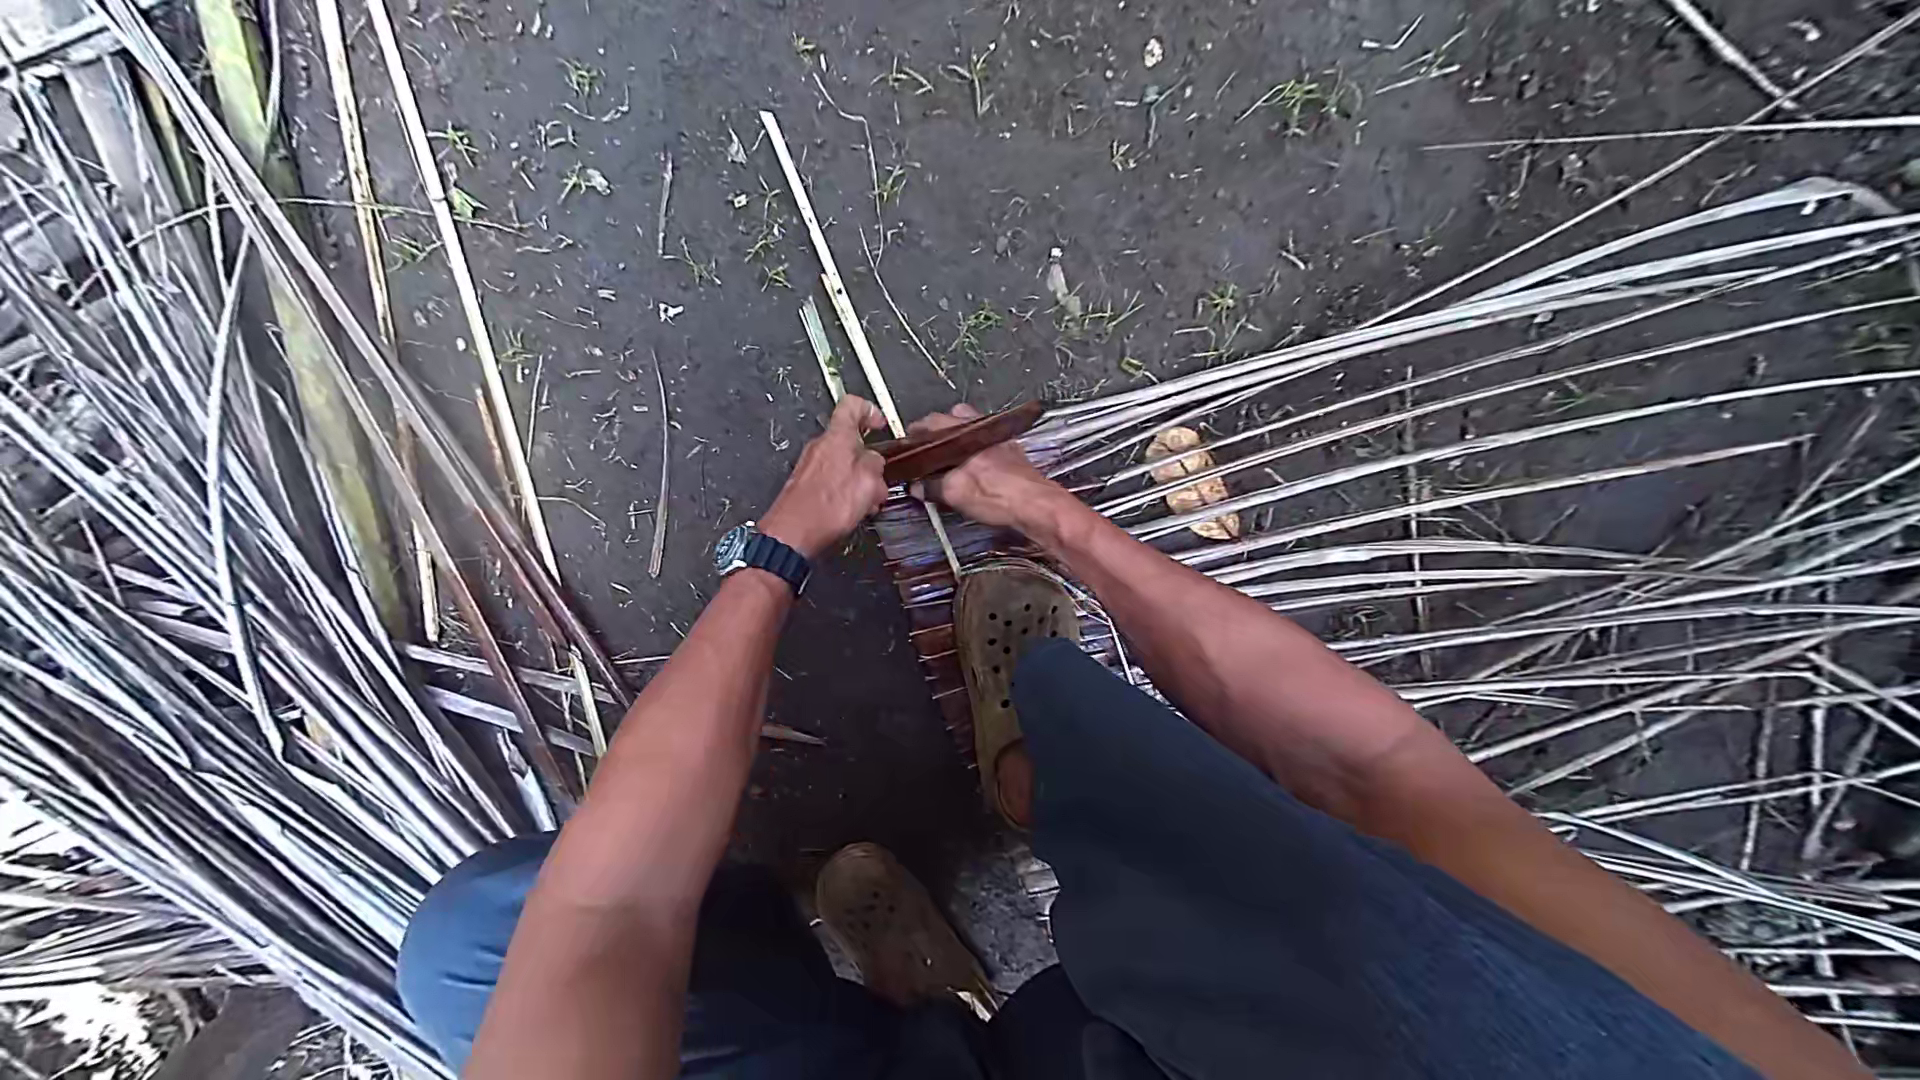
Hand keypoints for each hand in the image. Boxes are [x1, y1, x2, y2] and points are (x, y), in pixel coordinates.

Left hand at [759, 396, 889, 558]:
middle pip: (850, 441)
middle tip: (878, 477)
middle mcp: (819, 447)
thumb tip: (875, 461)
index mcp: (837, 437)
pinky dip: (844, 492)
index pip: (852, 406)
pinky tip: (849, 511)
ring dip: (858, 480)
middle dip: (868, 460)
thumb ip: (876, 464)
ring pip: (842, 464)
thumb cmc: (825, 507)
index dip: (870, 410)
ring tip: (866, 501)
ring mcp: (810, 466)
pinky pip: (831, 481)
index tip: (879, 422)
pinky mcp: (805, 485)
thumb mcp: (869, 481)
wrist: (793, 533)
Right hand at [907, 404, 1067, 531]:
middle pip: (953, 420)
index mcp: (964, 433)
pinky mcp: (1012, 454)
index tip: (908, 442)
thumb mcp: (953, 493)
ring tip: (949, 462)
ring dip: (958, 442)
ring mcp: (1000, 440)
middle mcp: (983, 430)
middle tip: (928, 450)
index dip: (916, 432)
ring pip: (971, 432)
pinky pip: (987, 445)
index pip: (932, 422)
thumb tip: (918, 487)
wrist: (1034, 505)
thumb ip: (931, 486)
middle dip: (938, 432)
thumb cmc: (1000, 495)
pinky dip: (975, 453)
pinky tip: (974, 471)